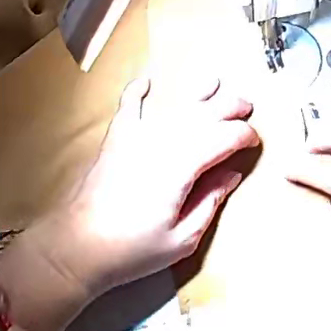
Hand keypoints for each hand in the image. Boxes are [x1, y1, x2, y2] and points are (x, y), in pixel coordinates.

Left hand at [20, 76, 258, 301]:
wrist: (76, 246)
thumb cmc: (131, 249)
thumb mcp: (182, 238)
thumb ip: (210, 200)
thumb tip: (232, 173)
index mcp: (182, 166)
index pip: (224, 137)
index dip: (244, 136)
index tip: (254, 142)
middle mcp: (161, 142)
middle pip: (203, 114)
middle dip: (230, 107)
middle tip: (246, 108)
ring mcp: (135, 136)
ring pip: (174, 106)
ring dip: (198, 94)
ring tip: (216, 84)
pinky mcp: (115, 139)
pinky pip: (128, 105)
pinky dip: (137, 91)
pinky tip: (147, 81)